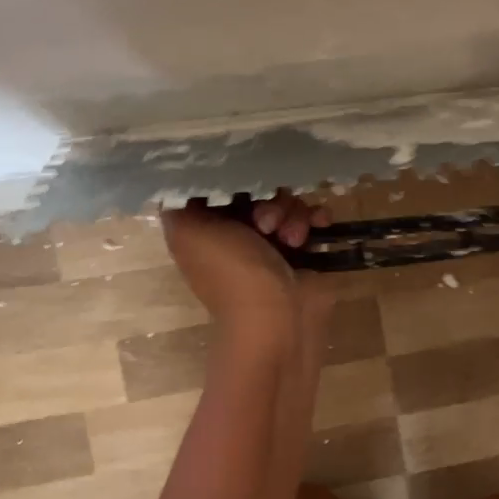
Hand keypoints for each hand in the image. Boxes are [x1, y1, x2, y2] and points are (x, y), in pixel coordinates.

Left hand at [161, 193, 330, 328]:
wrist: (277, 319)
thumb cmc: (232, 274)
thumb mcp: (189, 230)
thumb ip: (180, 199)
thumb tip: (192, 179)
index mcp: (204, 225)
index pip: (217, 183)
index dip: (230, 178)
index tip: (240, 186)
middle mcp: (236, 229)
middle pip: (255, 188)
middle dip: (267, 200)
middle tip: (267, 224)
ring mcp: (271, 239)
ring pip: (285, 201)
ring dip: (293, 213)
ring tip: (293, 239)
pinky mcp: (301, 248)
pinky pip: (310, 217)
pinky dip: (315, 218)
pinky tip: (318, 226)